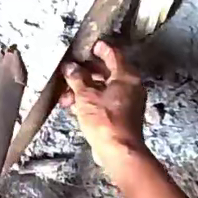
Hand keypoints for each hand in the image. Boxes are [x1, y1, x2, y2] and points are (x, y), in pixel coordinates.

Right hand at [61, 40, 149, 167]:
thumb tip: (70, 68)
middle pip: (108, 71)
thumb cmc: (106, 121)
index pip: (114, 54)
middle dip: (86, 72)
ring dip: (85, 89)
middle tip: (71, 70)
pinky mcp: (123, 115)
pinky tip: (75, 106)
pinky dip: (92, 100)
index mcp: (126, 76)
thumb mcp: (85, 96)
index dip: (100, 49)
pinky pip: (106, 101)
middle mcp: (131, 87)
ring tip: (66, 95)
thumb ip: (77, 78)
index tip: (90, 46)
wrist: (118, 151)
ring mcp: (129, 102)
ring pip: (104, 88)